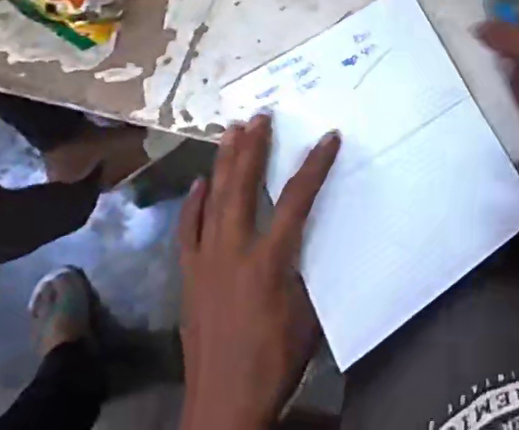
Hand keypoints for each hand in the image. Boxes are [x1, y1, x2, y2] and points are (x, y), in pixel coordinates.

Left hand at [177, 117, 339, 429]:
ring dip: (223, 165)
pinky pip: (189, 232)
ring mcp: (205, 265)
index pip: (297, 199)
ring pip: (213, 202)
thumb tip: (313, 231)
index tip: (330, 137)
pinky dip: (193, 205)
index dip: (315, 164)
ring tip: (230, 132)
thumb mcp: (309, 310)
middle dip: (253, 149)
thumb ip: (308, 264)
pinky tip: (198, 185)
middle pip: (243, 188)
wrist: (223, 407)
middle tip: (260, 117)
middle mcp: (233, 254)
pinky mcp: (189, 279)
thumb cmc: (277, 359)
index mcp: (270, 261)